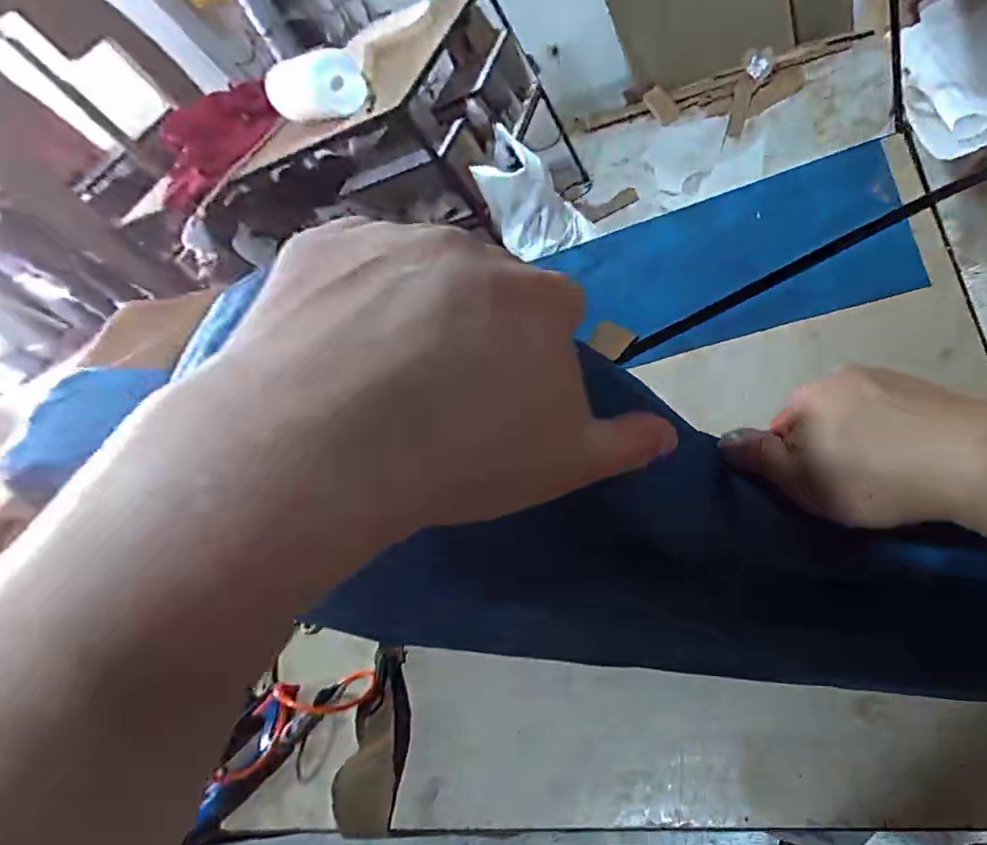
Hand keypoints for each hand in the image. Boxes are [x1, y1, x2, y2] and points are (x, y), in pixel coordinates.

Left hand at [110, 220, 676, 581]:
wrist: (322, 450)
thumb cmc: (464, 458)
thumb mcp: (564, 464)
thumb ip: (624, 444)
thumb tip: (666, 434)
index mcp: (540, 300)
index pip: (562, 310)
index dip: (543, 352)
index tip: (516, 394)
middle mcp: (474, 251)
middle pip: (494, 283)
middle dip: (485, 323)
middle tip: (452, 389)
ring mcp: (392, 238)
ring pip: (425, 268)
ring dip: (422, 304)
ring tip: (391, 370)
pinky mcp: (319, 244)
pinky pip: (356, 263)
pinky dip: (358, 295)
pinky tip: (340, 347)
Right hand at [718, 365, 986, 529]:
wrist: (969, 458)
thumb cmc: (875, 480)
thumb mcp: (807, 484)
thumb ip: (763, 461)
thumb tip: (725, 440)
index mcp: (809, 395)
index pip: (776, 431)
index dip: (787, 468)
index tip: (811, 495)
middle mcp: (842, 375)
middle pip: (817, 420)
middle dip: (823, 451)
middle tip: (845, 491)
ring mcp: (887, 377)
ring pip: (855, 416)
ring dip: (858, 442)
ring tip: (883, 478)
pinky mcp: (924, 389)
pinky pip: (890, 416)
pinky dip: (890, 436)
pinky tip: (909, 461)